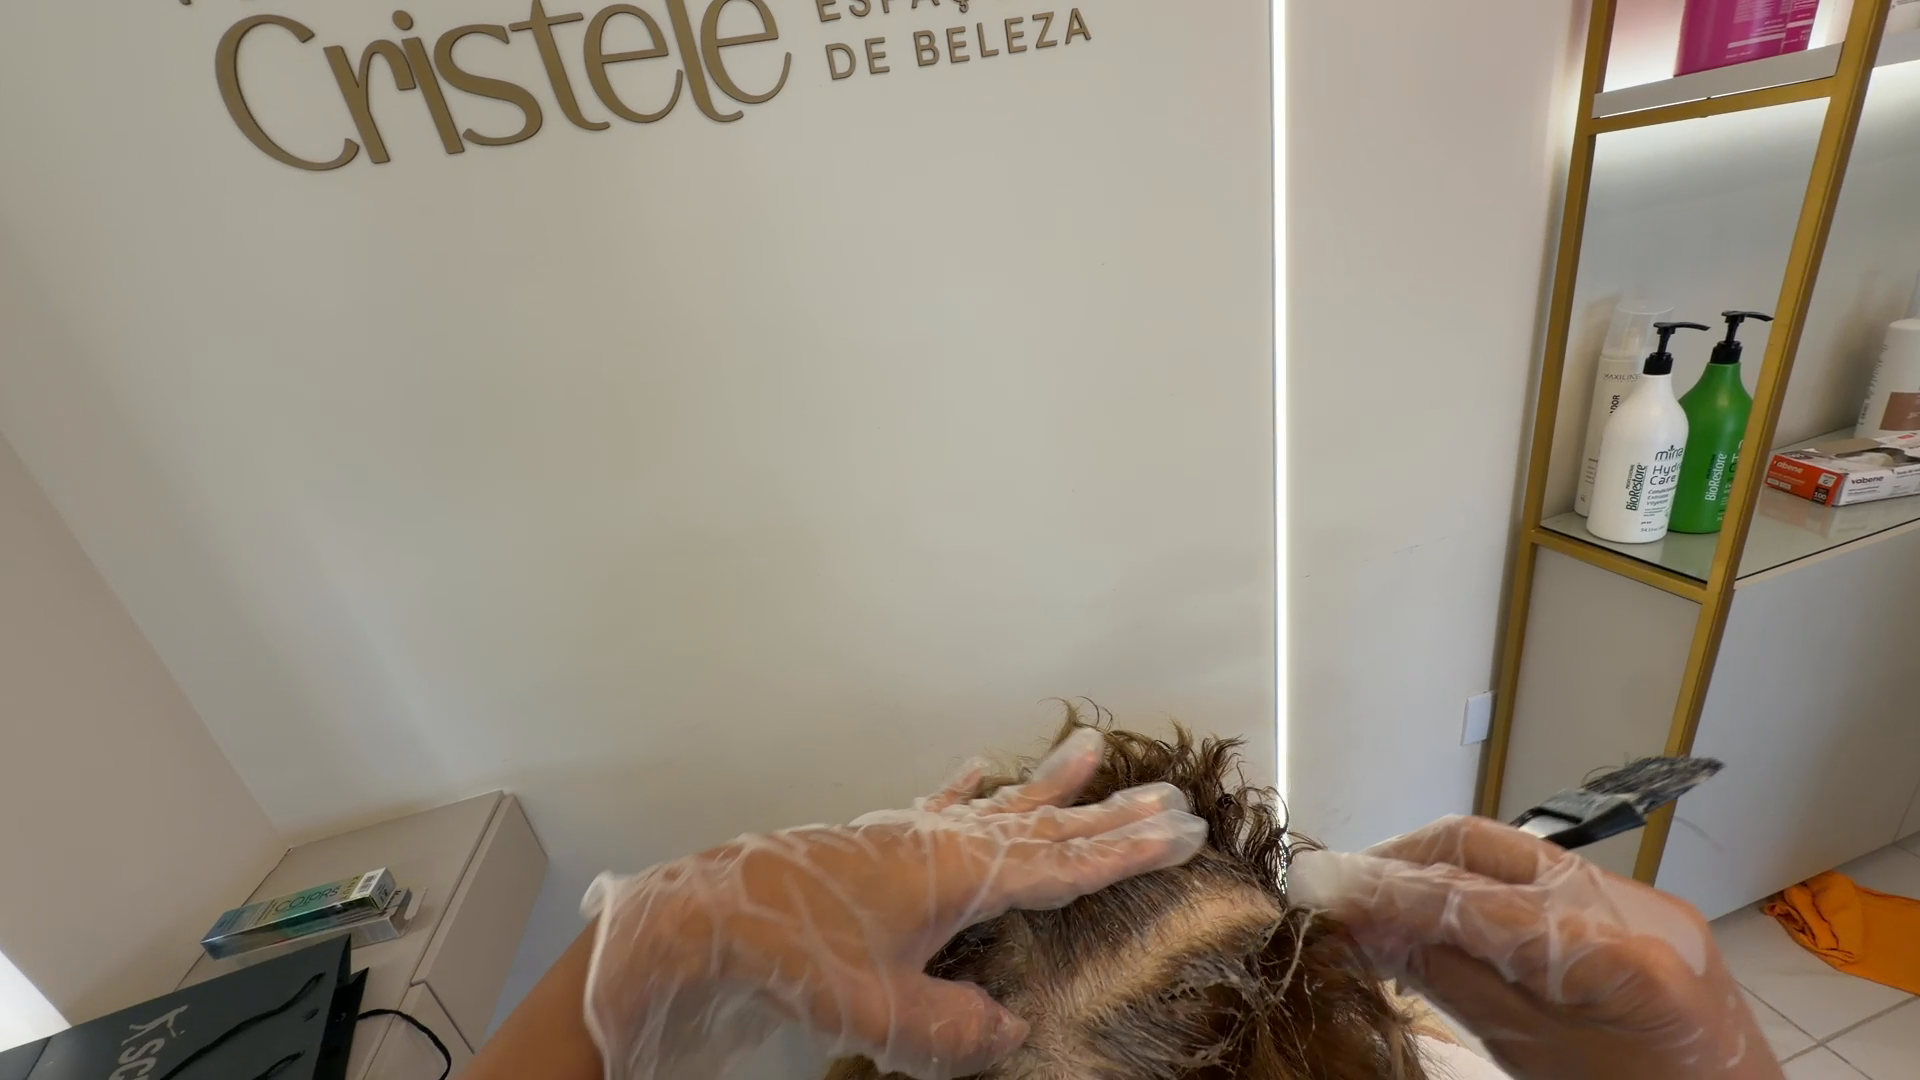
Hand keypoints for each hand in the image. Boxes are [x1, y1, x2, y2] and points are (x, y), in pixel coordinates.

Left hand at [581, 728, 1208, 1079]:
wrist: (724, 909)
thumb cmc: (804, 955)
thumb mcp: (885, 1010)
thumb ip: (957, 1024)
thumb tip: (1016, 1024)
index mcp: (965, 877)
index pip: (1066, 866)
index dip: (1126, 853)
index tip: (1179, 831)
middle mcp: (951, 841)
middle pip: (1049, 824)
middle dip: (1110, 815)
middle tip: (1166, 793)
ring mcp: (919, 830)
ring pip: (1006, 804)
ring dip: (1053, 784)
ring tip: (1092, 747)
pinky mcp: (887, 834)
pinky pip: (940, 802)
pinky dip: (966, 785)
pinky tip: (980, 764)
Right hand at [1288, 815, 1781, 1079]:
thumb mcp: (1528, 1057)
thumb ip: (1440, 975)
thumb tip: (1358, 925)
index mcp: (1610, 957)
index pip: (1459, 895)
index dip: (1378, 887)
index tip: (1319, 886)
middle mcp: (1625, 903)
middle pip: (1474, 840)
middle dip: (1398, 856)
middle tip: (1348, 886)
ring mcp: (1635, 896)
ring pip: (1498, 846)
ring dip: (1430, 864)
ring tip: (1384, 898)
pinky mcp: (1635, 902)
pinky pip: (1531, 869)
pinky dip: (1472, 880)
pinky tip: (1442, 908)